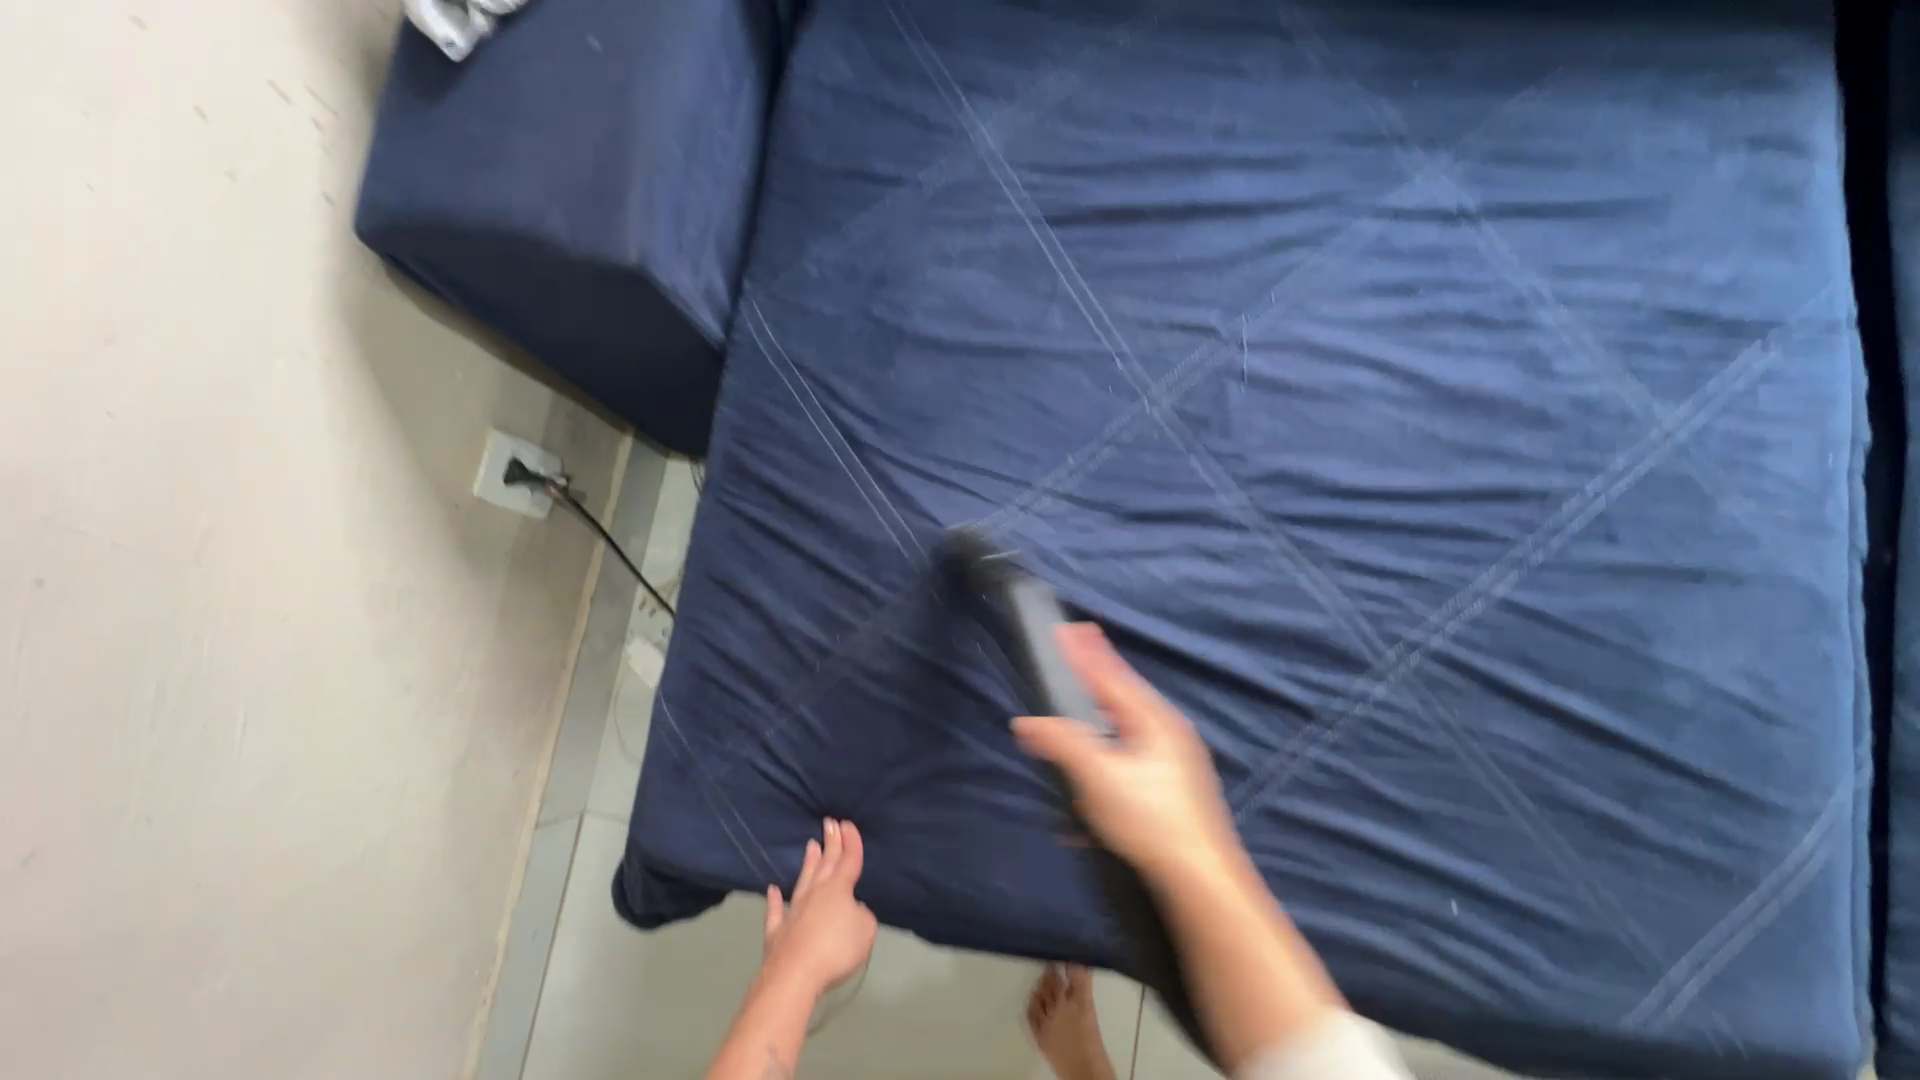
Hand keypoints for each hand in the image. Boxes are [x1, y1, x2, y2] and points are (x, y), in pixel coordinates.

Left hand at [761, 818, 877, 998]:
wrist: (795, 975)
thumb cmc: (836, 950)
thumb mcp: (866, 930)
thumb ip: (862, 915)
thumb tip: (852, 910)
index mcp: (839, 889)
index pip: (848, 860)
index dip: (851, 842)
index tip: (847, 824)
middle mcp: (815, 893)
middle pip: (825, 863)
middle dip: (830, 843)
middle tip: (830, 824)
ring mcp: (793, 911)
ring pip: (803, 880)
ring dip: (809, 862)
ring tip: (810, 845)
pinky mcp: (777, 931)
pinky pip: (775, 911)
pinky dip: (774, 900)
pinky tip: (772, 889)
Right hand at [1013, 624, 1243, 883]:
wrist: (1201, 882)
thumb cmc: (1150, 819)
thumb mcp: (1098, 776)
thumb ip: (1061, 743)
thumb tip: (1027, 722)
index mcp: (1154, 722)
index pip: (1112, 676)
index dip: (1087, 653)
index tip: (1069, 627)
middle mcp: (1167, 737)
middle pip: (1119, 704)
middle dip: (1091, 687)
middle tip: (1071, 662)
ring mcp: (1172, 768)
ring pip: (1121, 743)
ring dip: (1092, 743)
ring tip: (1071, 739)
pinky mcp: (1170, 799)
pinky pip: (1127, 774)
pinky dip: (1101, 780)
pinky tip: (1082, 813)